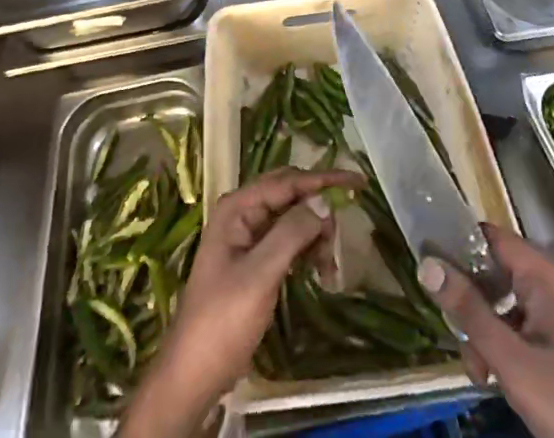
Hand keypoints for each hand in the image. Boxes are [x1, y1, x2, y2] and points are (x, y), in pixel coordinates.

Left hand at [120, 167, 364, 437]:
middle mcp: (242, 213)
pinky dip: (308, 251)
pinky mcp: (256, 259)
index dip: (324, 179)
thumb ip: (292, 232)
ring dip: (316, 236)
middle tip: (339, 239)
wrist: (194, 373)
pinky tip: (319, 272)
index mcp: (237, 208)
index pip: (288, 181)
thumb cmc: (223, 321)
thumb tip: (324, 200)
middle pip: (292, 195)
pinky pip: (290, 240)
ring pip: (295, 218)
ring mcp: (248, 236)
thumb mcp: (260, 275)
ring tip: (327, 268)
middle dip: (320, 211)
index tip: (359, 182)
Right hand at [420, 224, 553, 437]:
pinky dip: (510, 348)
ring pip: (511, 307)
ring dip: (488, 333)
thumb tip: (427, 264)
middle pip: (499, 274)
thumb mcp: (515, 363)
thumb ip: (470, 313)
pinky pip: (529, 329)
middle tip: (459, 340)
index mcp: (551, 280)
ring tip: (482, 374)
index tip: (427, 264)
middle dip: (472, 305)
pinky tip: (502, 380)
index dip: (458, 244)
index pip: (494, 238)